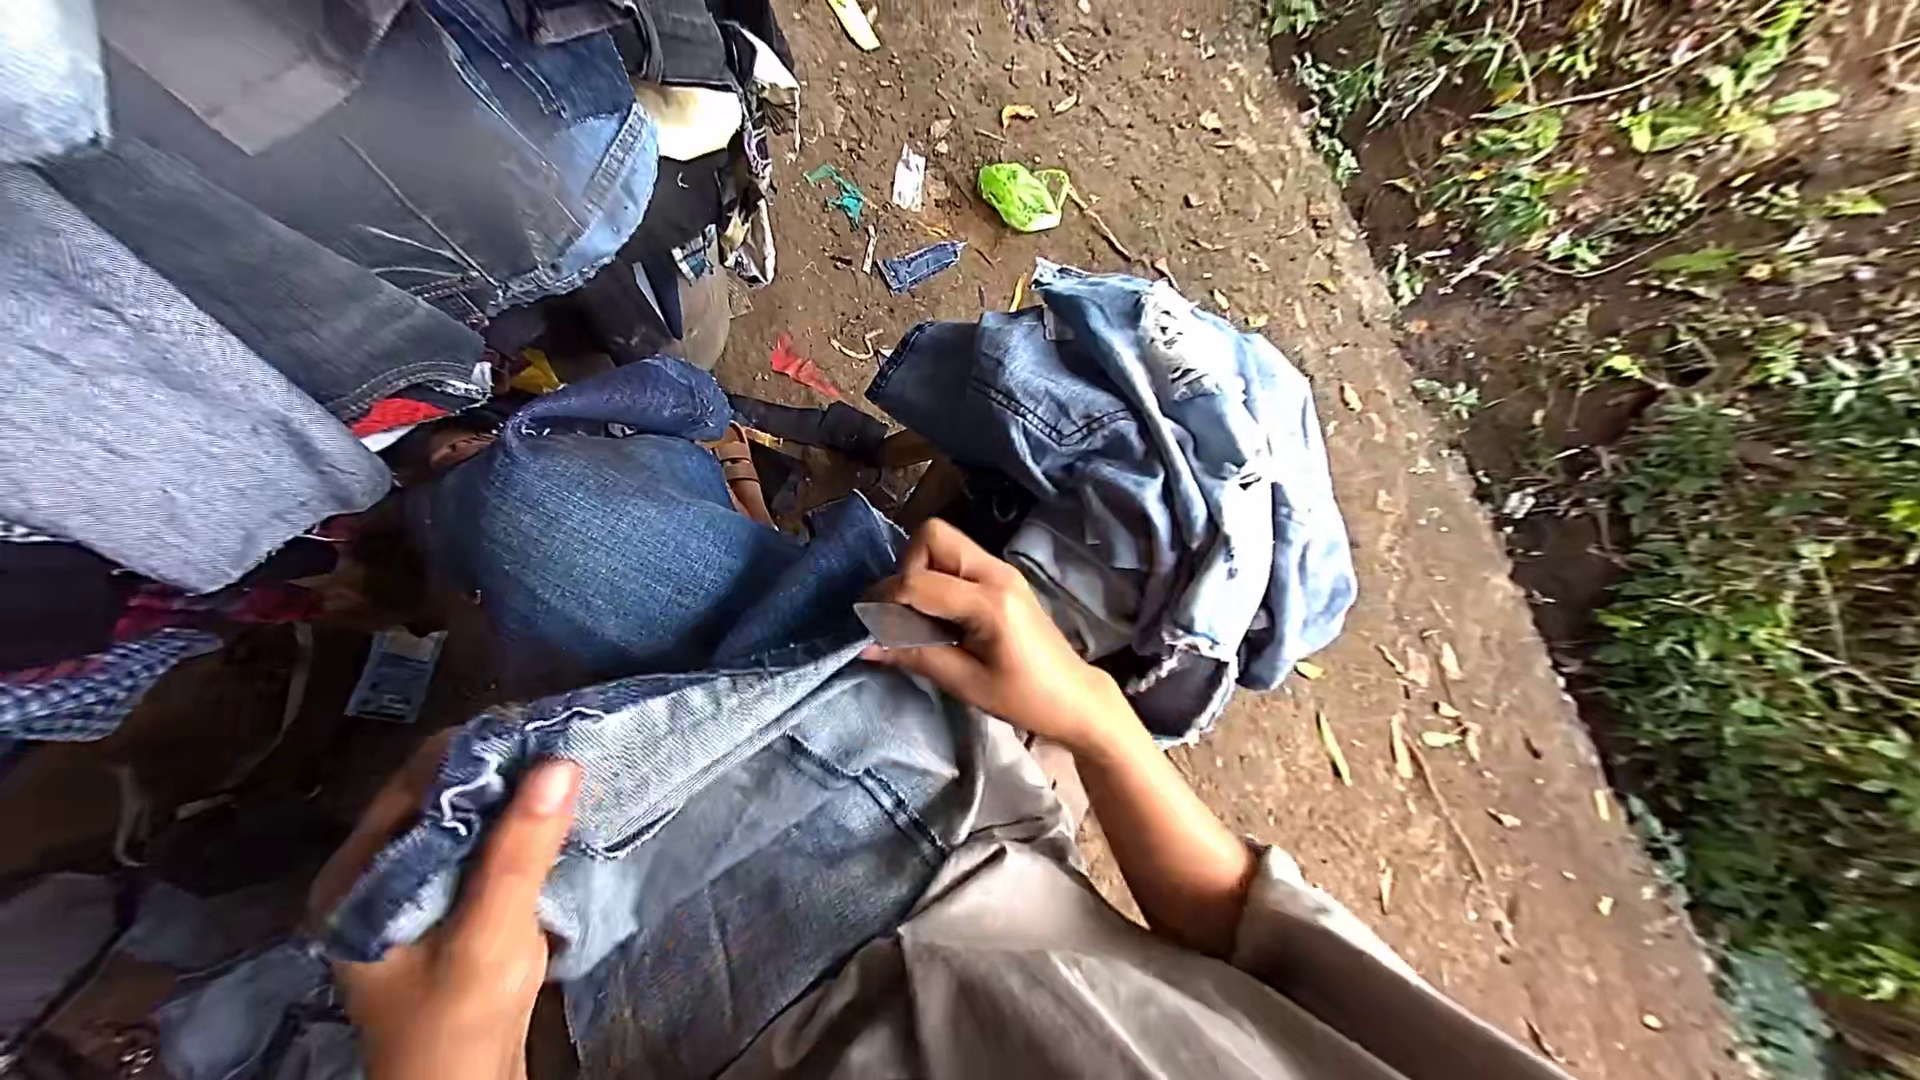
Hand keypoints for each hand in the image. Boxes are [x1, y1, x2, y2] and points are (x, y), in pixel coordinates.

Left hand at [309, 735, 579, 1079]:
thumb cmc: (460, 1016)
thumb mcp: (489, 934)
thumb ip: (520, 851)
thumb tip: (561, 763)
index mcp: (359, 874)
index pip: (418, 783)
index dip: (480, 751)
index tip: (544, 729)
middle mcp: (381, 864)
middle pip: (446, 787)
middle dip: (506, 762)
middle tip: (567, 739)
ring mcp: (418, 874)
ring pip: (473, 803)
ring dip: (521, 783)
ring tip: (572, 760)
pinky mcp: (456, 883)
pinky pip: (491, 827)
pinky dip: (526, 809)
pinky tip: (562, 800)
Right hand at [864, 519, 1134, 755]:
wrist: (1075, 696)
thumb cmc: (1025, 698)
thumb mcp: (966, 683)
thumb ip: (914, 655)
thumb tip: (865, 646)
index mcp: (990, 602)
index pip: (918, 582)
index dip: (884, 600)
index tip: (869, 624)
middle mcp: (996, 572)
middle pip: (933, 534)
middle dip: (906, 567)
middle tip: (904, 610)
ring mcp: (1002, 570)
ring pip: (945, 540)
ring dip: (921, 568)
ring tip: (921, 613)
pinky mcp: (1003, 575)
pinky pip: (958, 557)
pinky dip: (937, 574)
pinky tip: (941, 612)